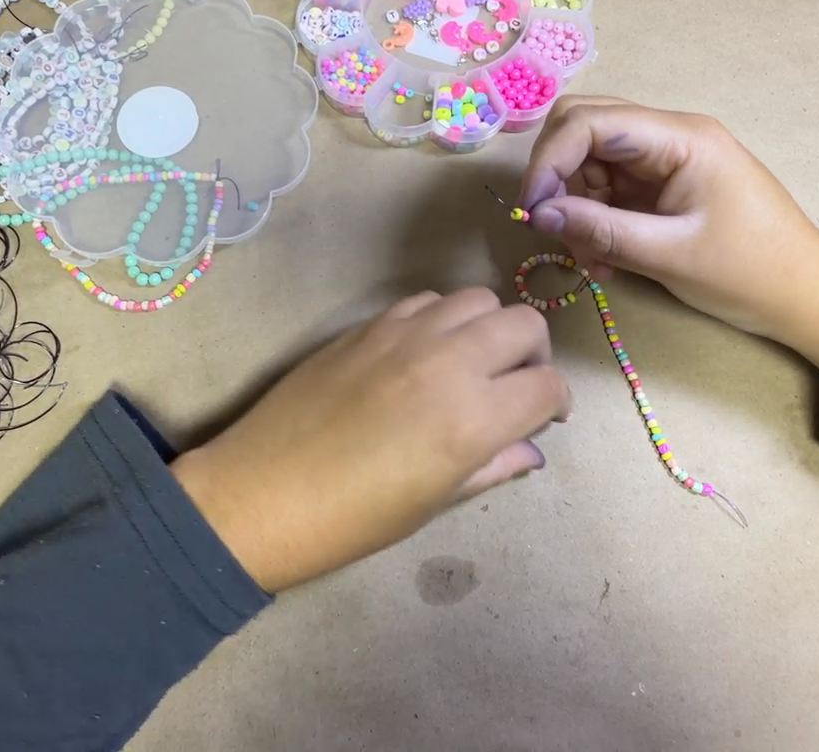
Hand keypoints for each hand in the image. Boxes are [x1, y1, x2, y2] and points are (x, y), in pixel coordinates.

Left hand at [171, 288, 568, 592]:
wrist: (261, 493)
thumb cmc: (351, 519)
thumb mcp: (433, 503)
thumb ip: (492, 466)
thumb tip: (530, 449)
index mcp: (471, 418)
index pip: (547, 386)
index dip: (556, 403)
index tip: (545, 417)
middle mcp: (447, 361)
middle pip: (525, 323)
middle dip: (534, 353)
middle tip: (514, 384)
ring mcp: (404, 333)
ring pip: (477, 298)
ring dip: (488, 328)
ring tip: (469, 362)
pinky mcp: (368, 323)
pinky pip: (426, 300)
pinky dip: (441, 319)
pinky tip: (422, 351)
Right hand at [518, 96, 818, 337]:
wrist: (803, 295)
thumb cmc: (750, 272)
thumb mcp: (670, 255)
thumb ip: (600, 230)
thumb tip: (538, 214)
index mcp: (680, 138)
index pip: (590, 121)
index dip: (549, 159)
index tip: (533, 211)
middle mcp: (667, 135)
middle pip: (582, 125)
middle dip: (555, 173)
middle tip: (550, 224)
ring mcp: (661, 157)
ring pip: (586, 158)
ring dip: (572, 203)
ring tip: (588, 256)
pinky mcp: (656, 182)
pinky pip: (603, 186)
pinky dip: (589, 217)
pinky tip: (600, 256)